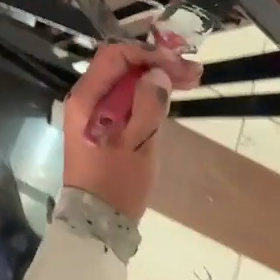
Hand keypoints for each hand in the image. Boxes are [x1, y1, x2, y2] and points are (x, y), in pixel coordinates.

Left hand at [61, 43, 201, 219]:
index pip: (114, 57)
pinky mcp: (104, 124)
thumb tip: (158, 73)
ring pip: (127, 82)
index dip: (147, 55)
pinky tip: (171, 94)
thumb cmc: (116, 183)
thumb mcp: (136, 144)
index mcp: (86, 98)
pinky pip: (127, 98)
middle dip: (157, 64)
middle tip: (193, 71)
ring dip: (156, 77)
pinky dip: (149, 93)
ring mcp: (94, 111)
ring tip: (192, 79)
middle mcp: (86, 98)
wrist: (97, 224)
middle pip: (122, 67)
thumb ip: (147, 104)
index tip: (177, 63)